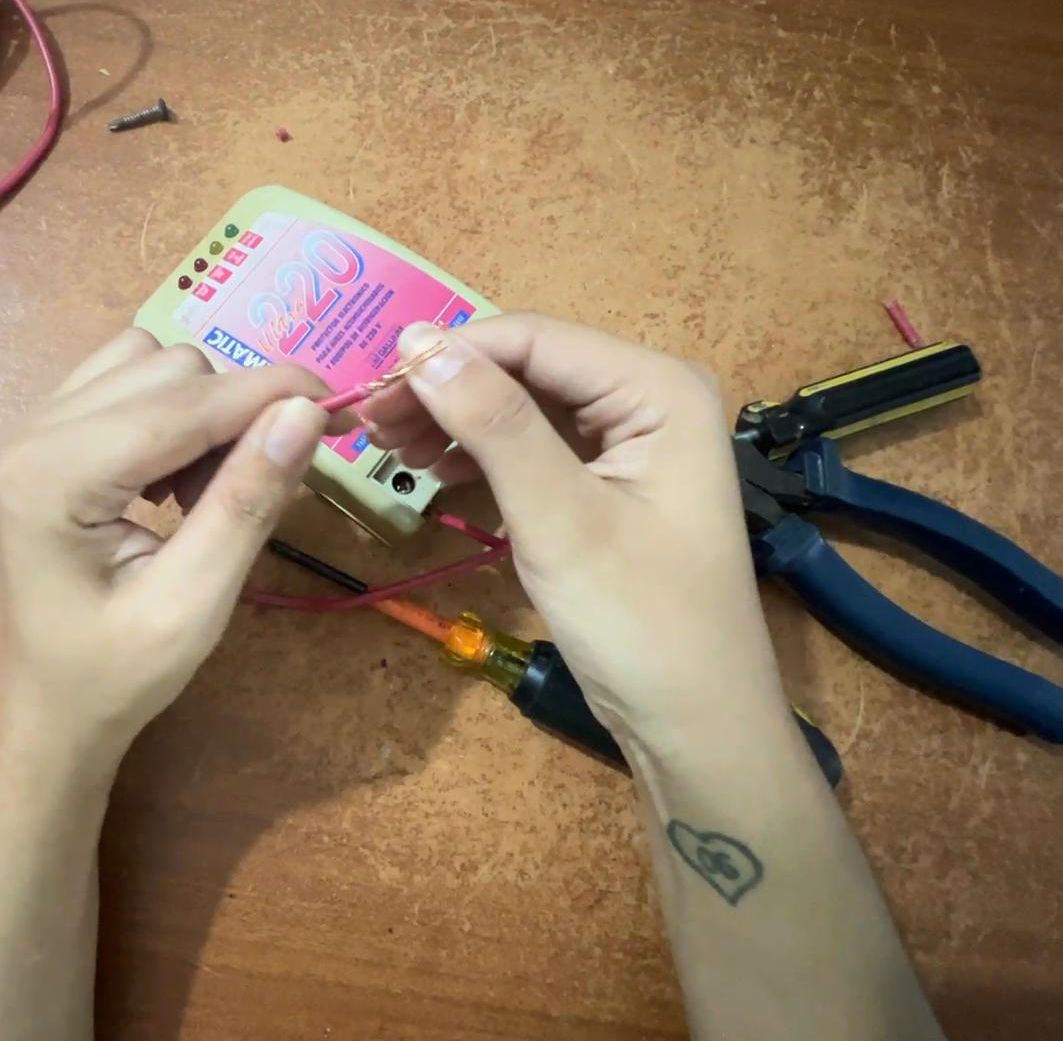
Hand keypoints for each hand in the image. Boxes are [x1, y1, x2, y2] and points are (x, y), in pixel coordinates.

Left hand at [0, 328, 339, 756]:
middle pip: (171, 370)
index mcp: (58, 474)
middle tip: (257, 491)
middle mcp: (39, 429)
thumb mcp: (194, 604)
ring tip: (208, 492)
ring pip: (155, 363)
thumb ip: (247, 503)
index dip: (272, 392)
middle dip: (237, 414)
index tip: (342, 408)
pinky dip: (179, 412)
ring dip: (207, 412)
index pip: (185, 401)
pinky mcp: (54, 432)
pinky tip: (177, 476)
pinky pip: (133, 380)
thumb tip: (306, 412)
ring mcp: (40, 425)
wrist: (50, 704)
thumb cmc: (117, 673)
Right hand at [359, 315, 789, 744]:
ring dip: (455, 422)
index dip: (449, 355)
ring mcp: (626, 442)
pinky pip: (531, 448)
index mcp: (655, 389)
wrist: (691, 722)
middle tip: (371, 424)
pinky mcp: (604, 482)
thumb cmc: (637, 621)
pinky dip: (480, 457)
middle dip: (447, 392)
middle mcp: (645, 399)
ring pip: (521, 408)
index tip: (372, 386)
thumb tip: (418, 344)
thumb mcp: (559, 518)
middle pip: (525, 370)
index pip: (534, 341)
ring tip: (391, 448)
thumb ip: (493, 423)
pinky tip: (435, 471)